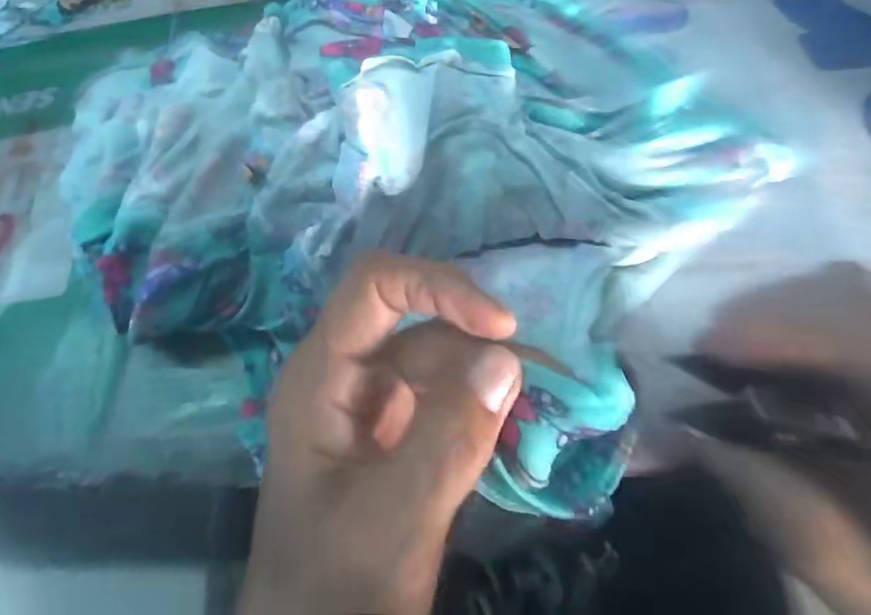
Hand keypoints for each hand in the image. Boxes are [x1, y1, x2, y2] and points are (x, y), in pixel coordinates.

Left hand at [240, 254, 525, 614]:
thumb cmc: (334, 587)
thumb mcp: (393, 519)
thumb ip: (447, 441)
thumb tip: (506, 359)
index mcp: (321, 375)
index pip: (373, 287)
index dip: (435, 286)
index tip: (501, 325)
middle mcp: (343, 376)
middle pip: (410, 320)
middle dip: (474, 333)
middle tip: (547, 372)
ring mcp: (368, 407)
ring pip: (433, 361)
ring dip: (487, 374)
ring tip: (550, 400)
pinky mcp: (393, 439)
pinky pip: (441, 402)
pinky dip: (480, 408)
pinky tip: (518, 426)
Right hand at [691, 264, 870, 614]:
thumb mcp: (870, 592)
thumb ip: (775, 506)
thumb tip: (676, 429)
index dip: (794, 330)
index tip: (711, 346)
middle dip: (778, 313)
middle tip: (710, 348)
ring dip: (794, 318)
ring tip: (738, 356)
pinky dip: (821, 337)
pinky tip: (790, 373)